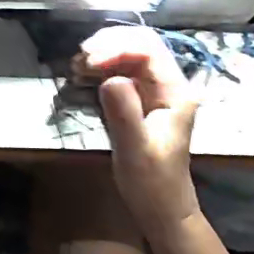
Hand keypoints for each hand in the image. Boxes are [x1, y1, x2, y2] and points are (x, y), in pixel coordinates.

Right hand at [75, 26, 201, 245]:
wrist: (162, 209)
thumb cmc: (152, 183)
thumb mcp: (136, 150)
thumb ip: (125, 112)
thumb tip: (110, 79)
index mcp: (176, 92)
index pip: (148, 49)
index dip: (117, 48)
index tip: (88, 61)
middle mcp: (169, 85)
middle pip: (140, 44)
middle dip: (109, 44)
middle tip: (80, 58)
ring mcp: (156, 91)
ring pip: (130, 54)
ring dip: (103, 53)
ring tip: (77, 65)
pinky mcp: (142, 99)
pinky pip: (122, 70)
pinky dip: (102, 67)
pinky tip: (83, 74)